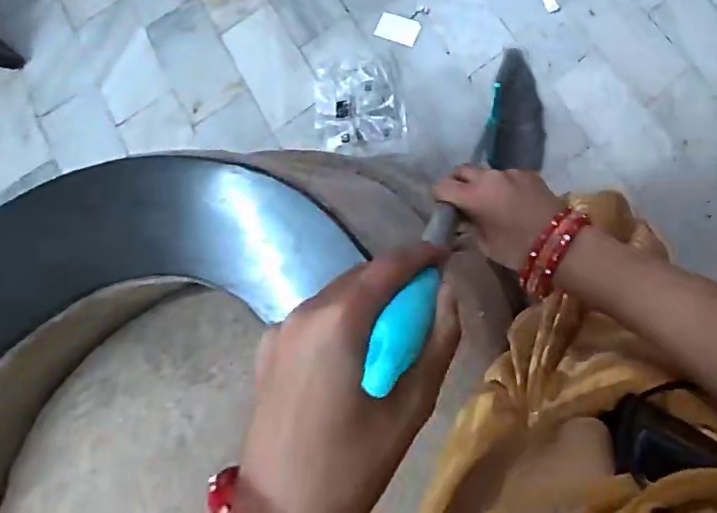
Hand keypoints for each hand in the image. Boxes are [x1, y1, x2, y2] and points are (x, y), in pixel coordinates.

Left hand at [236, 243, 460, 512]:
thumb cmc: (351, 462)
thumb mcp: (413, 405)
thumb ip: (439, 338)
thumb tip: (448, 289)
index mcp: (340, 319)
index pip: (390, 264)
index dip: (422, 254)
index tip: (447, 256)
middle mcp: (307, 310)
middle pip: (364, 273)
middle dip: (399, 276)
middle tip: (427, 297)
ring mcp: (281, 327)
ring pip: (340, 290)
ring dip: (371, 295)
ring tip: (394, 325)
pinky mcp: (267, 348)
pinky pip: (317, 313)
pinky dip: (344, 315)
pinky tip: (355, 348)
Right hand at [431, 166, 565, 270]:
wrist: (558, 240)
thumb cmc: (517, 248)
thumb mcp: (485, 244)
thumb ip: (469, 225)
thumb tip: (463, 217)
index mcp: (474, 195)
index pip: (443, 186)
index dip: (439, 196)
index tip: (443, 206)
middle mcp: (489, 177)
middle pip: (462, 170)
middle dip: (457, 182)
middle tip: (460, 198)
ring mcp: (510, 171)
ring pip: (487, 172)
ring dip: (482, 183)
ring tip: (490, 201)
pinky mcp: (528, 172)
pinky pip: (508, 175)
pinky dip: (504, 185)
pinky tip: (513, 201)